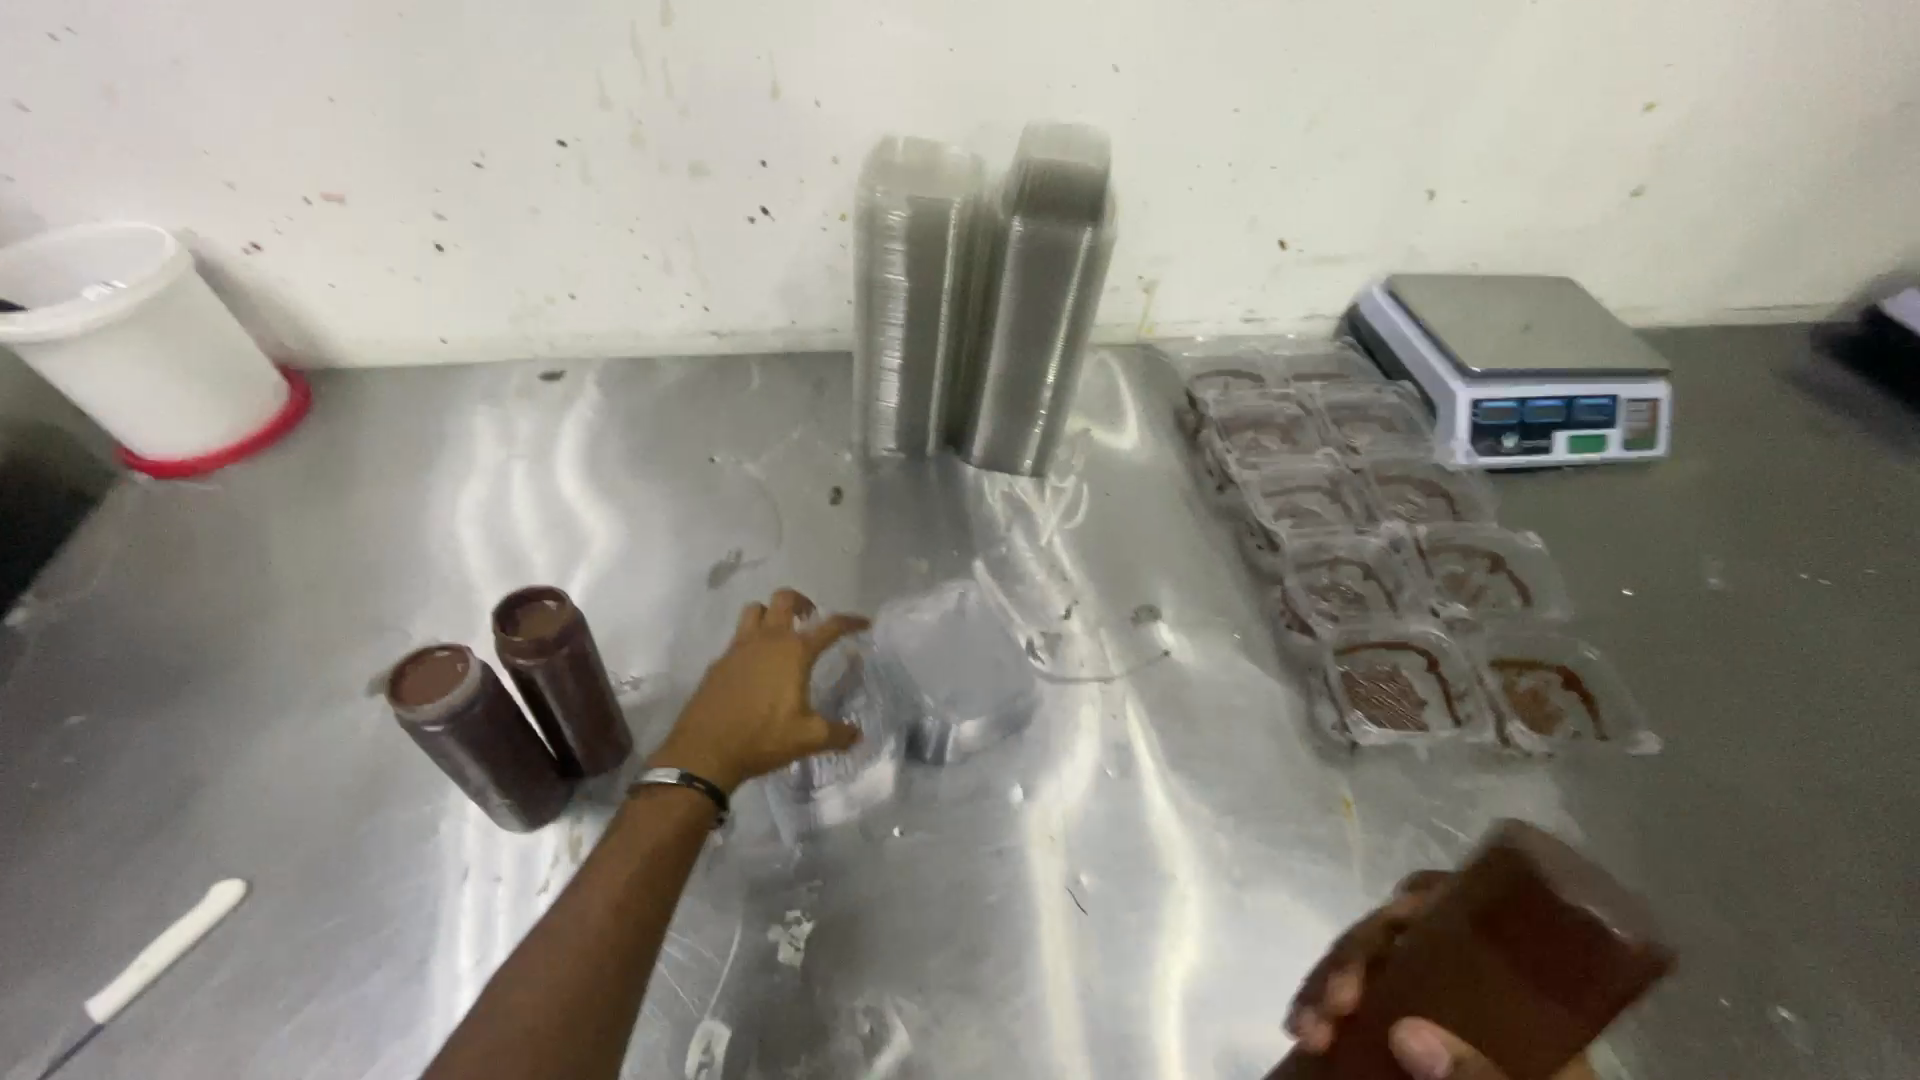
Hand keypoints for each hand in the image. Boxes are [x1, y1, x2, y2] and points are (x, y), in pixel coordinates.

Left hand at [647, 588, 869, 793]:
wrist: (705, 751)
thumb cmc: (762, 738)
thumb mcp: (809, 739)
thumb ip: (838, 734)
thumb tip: (857, 736)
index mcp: (794, 652)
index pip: (829, 626)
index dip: (850, 622)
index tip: (863, 623)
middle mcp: (767, 641)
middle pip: (784, 599)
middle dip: (802, 602)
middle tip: (811, 620)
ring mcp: (738, 648)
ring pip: (755, 610)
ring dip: (770, 614)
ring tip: (781, 634)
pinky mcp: (719, 662)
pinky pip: (737, 638)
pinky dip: (750, 641)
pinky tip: (755, 666)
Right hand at [1285, 870, 1595, 1079]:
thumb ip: (1483, 1079)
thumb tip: (1408, 1034)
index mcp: (1520, 996)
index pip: (1467, 915)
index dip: (1422, 900)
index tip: (1387, 921)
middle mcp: (1470, 991)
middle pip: (1400, 936)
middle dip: (1352, 957)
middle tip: (1327, 1003)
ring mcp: (1432, 1016)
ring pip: (1369, 967)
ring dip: (1327, 984)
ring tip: (1304, 1027)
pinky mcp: (1402, 1041)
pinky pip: (1357, 1006)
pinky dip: (1324, 1009)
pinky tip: (1304, 1029)